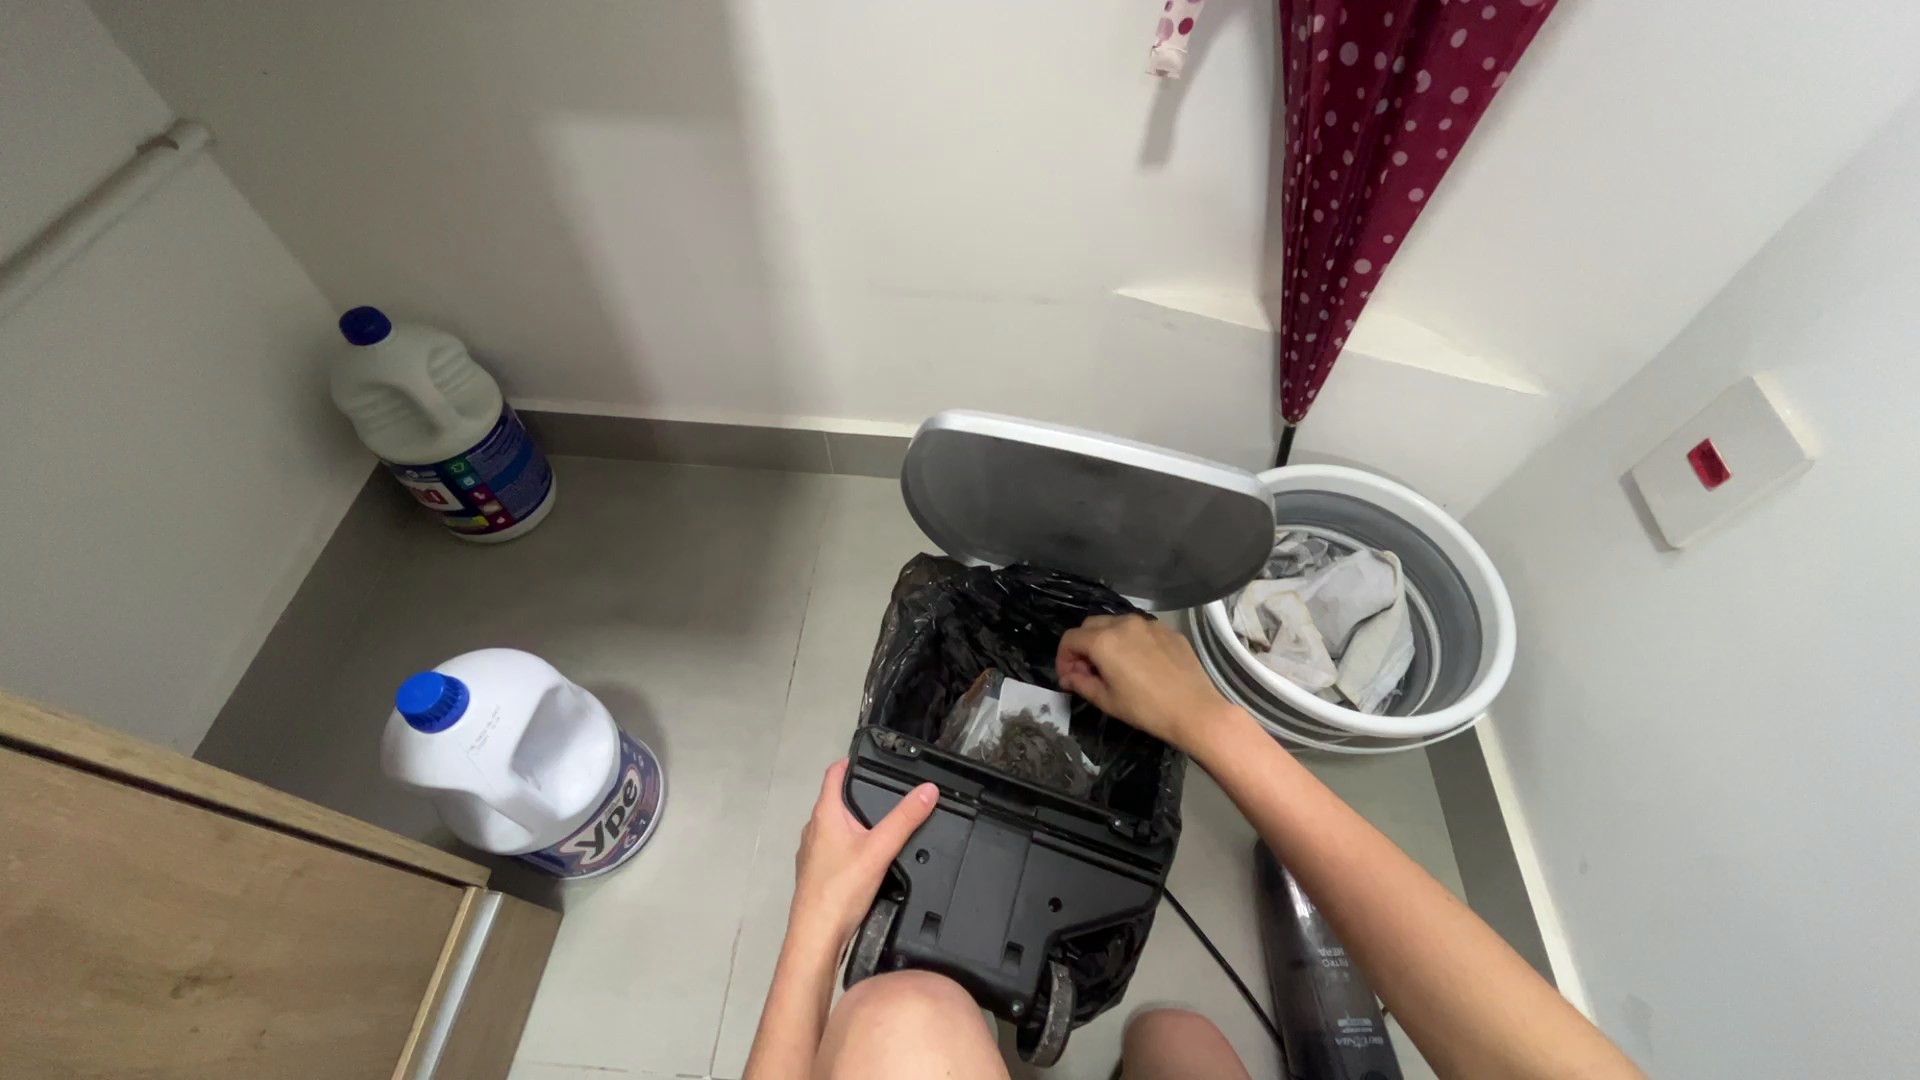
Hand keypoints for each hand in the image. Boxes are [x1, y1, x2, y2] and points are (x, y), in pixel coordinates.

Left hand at [790, 759, 937, 951]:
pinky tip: (868, 859)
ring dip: (855, 821)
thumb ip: (905, 819)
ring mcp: (811, 853)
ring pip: (835, 826)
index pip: (834, 773)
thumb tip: (928, 790)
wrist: (815, 939)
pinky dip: (850, 845)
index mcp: (825, 814)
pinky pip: (834, 849)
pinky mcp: (815, 874)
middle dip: (860, 793)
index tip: (873, 759)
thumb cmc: (840, 889)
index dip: (851, 761)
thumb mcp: (879, 850)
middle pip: (836, 799)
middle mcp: (813, 829)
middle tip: (890, 792)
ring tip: (884, 824)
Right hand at [1056, 614, 1243, 753]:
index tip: (1068, 677)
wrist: (1195, 710)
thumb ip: (1081, 683)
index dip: (1063, 658)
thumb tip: (1069, 676)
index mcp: (1103, 641)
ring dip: (1106, 640)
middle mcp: (1123, 624)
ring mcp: (1148, 624)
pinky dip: (1130, 641)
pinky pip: (1139, 630)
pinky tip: (1140, 663)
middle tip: (1088, 671)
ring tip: (1114, 666)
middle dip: (1083, 646)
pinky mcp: (1167, 630)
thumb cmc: (1146, 709)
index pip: (1070, 639)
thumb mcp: (1107, 701)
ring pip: (1115, 624)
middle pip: (1090, 626)